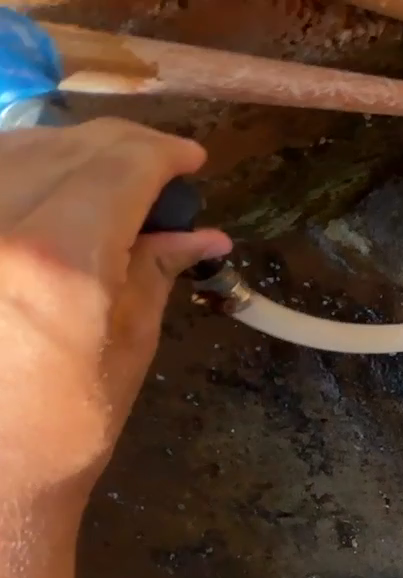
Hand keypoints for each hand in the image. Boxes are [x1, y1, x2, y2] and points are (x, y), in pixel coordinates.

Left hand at [0, 119, 228, 516]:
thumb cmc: (60, 420)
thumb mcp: (126, 346)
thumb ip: (150, 272)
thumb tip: (198, 235)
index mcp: (54, 261)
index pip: (113, 170)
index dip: (158, 154)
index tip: (191, 156)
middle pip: (51, 147)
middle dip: (109, 149)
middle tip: (155, 168)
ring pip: (1, 151)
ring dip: (55, 153)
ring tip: (98, 180)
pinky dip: (15, 176)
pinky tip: (38, 194)